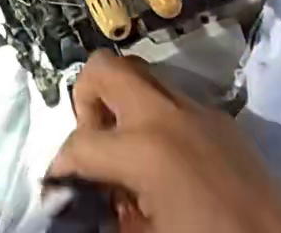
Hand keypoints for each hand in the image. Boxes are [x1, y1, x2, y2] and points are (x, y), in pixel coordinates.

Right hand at [47, 52, 280, 232]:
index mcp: (145, 148)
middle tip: (95, 140)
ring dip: (121, 101)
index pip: (80, 142)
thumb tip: (90, 195)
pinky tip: (165, 156)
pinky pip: (172, 99)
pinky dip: (154, 115)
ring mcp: (198, 111)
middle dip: (87, 100)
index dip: (61, 165)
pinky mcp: (223, 121)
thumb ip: (114, 211)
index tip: (57, 182)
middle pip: (104, 69)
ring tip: (127, 144)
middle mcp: (166, 115)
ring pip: (138, 73)